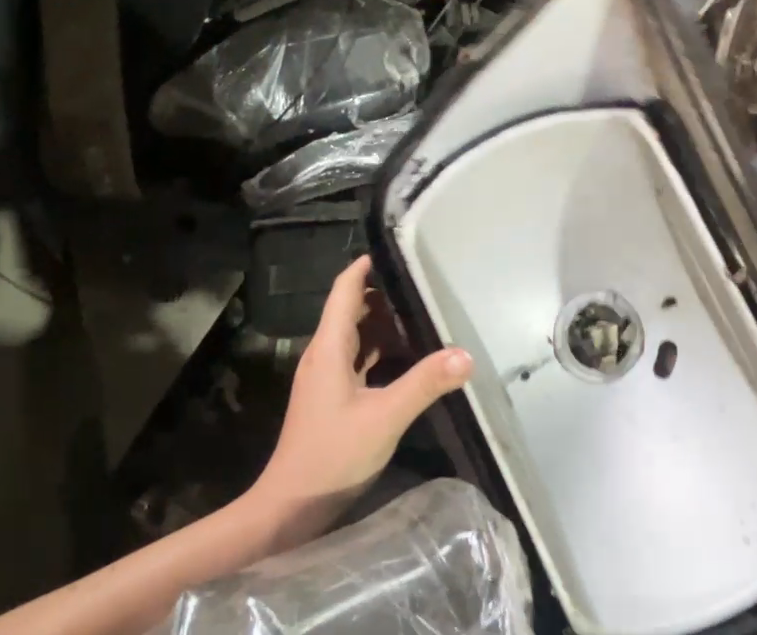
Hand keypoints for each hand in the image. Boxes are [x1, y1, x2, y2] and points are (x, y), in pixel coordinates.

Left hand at [250, 256, 472, 537]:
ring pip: (355, 334)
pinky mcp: (331, 398)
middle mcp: (323, 355)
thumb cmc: (332, 456)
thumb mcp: (385, 418)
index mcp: (329, 348)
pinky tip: (407, 357)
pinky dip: (380, 349)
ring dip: (383, 322)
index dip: (365, 266)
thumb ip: (424, 383)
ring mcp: (325, 378)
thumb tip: (466, 353)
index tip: (396, 248)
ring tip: (422, 312)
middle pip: (351, 309)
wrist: (291, 507)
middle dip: (383, 292)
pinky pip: (357, 358)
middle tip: (423, 281)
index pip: (344, 290)